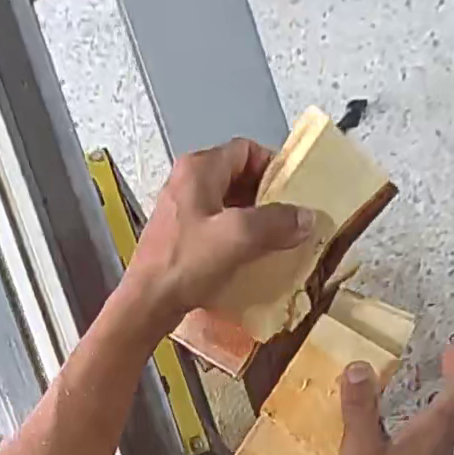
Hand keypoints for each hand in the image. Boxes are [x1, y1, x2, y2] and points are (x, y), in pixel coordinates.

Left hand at [115, 138, 315, 337]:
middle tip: (288, 219)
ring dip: (253, 220)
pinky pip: (216, 229)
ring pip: (228, 205)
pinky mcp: (180, 239)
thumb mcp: (238, 237)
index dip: (273, 166)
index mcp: (198, 170)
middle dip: (266, 197)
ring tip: (274, 241)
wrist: (148, 303)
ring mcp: (181, 212)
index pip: (246, 150)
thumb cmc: (185, 265)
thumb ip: (275, 222)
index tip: (293, 191)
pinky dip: (236, 238)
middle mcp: (187, 184)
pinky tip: (249, 258)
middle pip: (238, 178)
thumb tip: (305, 217)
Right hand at [336, 339, 453, 454]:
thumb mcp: (360, 446)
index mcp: (429, 432)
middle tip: (451, 362)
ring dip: (453, 402)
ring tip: (438, 385)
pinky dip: (437, 421)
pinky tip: (415, 424)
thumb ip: (359, 406)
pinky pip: (439, 438)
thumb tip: (359, 366)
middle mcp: (437, 444)